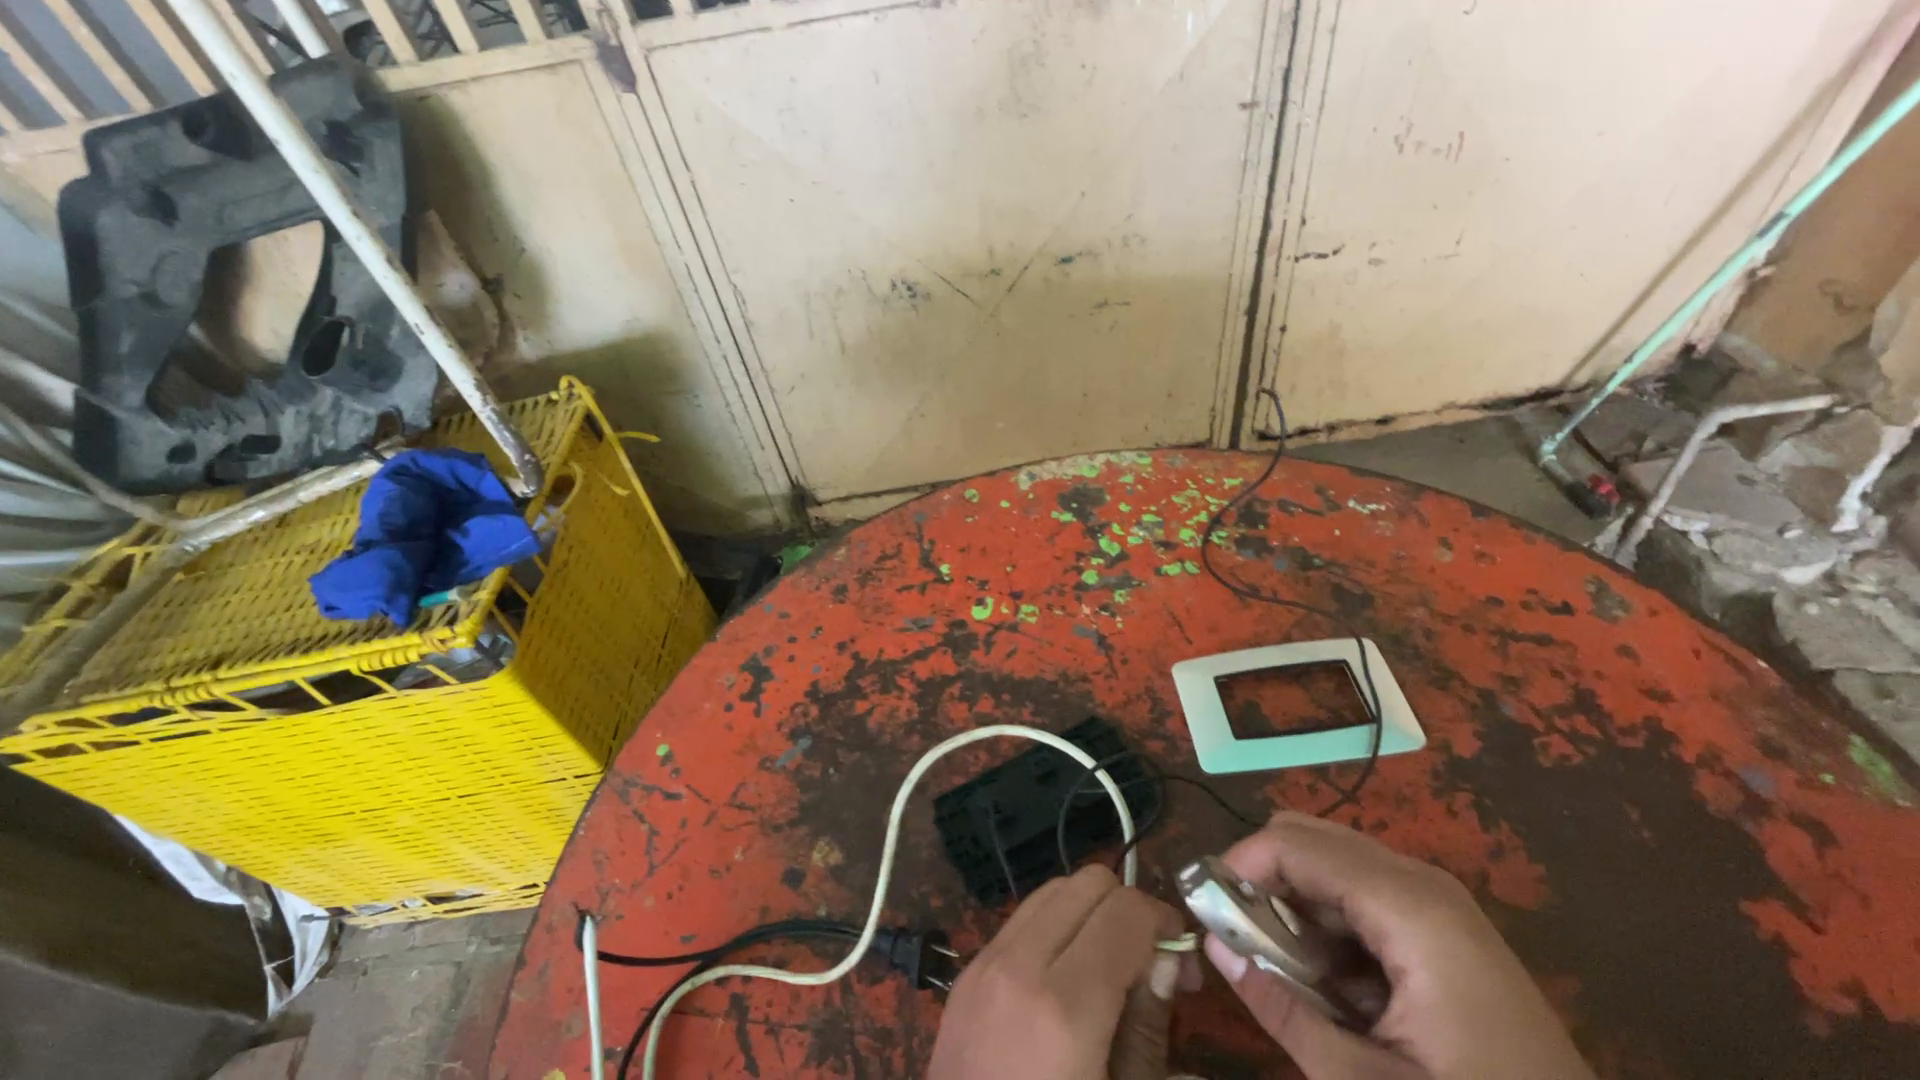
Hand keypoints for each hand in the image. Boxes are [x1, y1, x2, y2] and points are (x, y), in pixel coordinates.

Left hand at [928, 865, 1196, 1079]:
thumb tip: (1166, 960)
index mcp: (1065, 1005)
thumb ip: (1147, 1026)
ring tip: (1109, 967)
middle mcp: (1019, 965)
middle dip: (1128, 911)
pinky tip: (1066, 976)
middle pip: (1088, 883)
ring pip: (1052, 890)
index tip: (1182, 968)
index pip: (1127, 910)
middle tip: (1148, 964)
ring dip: (1090, 913)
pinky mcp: (965, 973)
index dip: (1166, 925)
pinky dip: (1054, 927)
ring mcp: (984, 963)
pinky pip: (1020, 919)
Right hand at [1205, 814, 1594, 1079]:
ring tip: (1279, 974)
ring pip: (1331, 867)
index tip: (1204, 915)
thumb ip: (1282, 1007)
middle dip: (1260, 880)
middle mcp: (1421, 884)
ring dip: (1290, 907)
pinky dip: (1325, 927)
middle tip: (1234, 941)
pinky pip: (1360, 898)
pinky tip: (1325, 986)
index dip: (1238, 867)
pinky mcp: (1441, 928)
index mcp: (1409, 907)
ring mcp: (1436, 903)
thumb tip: (1214, 945)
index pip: (1294, 844)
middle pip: (1311, 841)